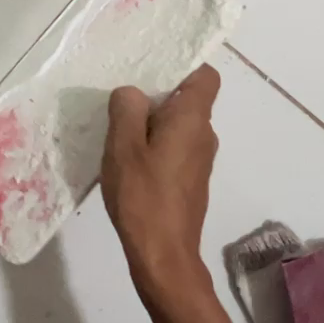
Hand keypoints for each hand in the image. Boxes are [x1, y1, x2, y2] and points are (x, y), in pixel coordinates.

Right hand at [101, 64, 221, 308]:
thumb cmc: (143, 196)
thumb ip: (127, 110)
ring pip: (178, 128)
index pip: (205, 76)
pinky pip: (174, 150)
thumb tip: (132, 93)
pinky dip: (154, 149)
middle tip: (120, 106)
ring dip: (151, 127)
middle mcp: (204, 136)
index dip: (182, 68)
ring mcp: (199, 161)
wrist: (163, 255)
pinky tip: (128, 165)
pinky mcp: (190, 182)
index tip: (150, 72)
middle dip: (155, 98)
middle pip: (186, 101)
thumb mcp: (123, 146)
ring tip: (118, 137)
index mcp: (193, 119)